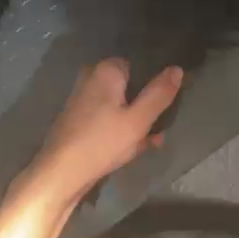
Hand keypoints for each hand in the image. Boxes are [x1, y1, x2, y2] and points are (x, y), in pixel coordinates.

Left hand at [22, 59, 183, 201]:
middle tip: (158, 129)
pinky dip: (120, 129)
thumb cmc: (102, 141)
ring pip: (119, 105)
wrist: (61, 172)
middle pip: (129, 87)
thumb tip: (177, 68)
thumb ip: (159, 94)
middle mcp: (91, 77)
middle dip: (145, 107)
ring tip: (149, 143)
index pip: (139, 66)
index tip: (166, 104)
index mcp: (106, 69)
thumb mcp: (138, 120)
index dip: (154, 84)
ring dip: (135, 122)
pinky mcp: (78, 118)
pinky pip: (107, 117)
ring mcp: (82, 98)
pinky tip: (132, 149)